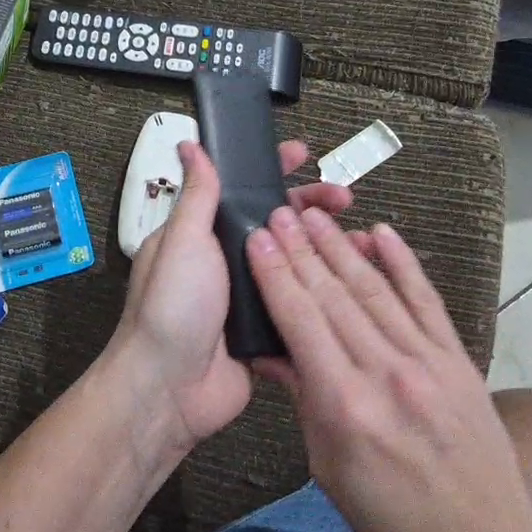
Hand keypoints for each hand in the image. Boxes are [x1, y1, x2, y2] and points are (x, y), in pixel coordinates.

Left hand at [104, 140, 354, 453]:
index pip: (241, 189)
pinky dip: (326, 289)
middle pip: (277, 223)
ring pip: (295, 262)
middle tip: (346, 199)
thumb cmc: (170, 305)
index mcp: (202, 232)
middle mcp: (226, 258)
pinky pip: (300, 302)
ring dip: (325, 247)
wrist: (171, 387)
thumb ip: (197, 194)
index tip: (304, 154)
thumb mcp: (183, 239)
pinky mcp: (267, 330)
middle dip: (312, 206)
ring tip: (361, 238)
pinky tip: (357, 280)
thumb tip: (190, 145)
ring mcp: (248, 295)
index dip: (272, 170)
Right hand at [246, 211, 531, 531]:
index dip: (275, 274)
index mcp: (346, 405)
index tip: (257, 238)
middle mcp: (387, 374)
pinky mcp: (460, 362)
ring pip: (375, 290)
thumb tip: (267, 350)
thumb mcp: (327, 466)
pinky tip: (382, 231)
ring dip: (340, 246)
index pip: (301, 320)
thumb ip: (302, 398)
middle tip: (277, 211)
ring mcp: (429, 364)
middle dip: (301, 249)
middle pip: (334, 296)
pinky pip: (427, 302)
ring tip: (314, 214)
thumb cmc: (391, 519)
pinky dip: (404, 263)